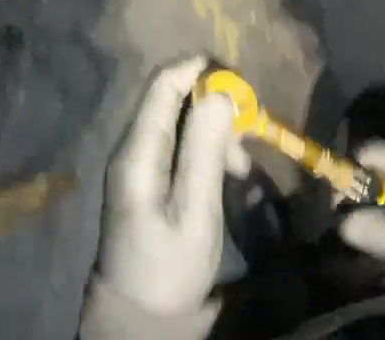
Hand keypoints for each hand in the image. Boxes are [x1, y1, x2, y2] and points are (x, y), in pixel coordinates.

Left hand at [96, 56, 244, 316]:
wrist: (139, 321)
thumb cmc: (168, 266)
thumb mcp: (194, 210)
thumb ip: (204, 148)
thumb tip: (221, 92)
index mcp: (138, 150)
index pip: (164, 83)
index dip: (200, 69)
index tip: (241, 78)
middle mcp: (133, 147)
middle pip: (173, 98)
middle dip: (214, 100)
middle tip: (251, 120)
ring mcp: (140, 163)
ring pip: (181, 121)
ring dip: (215, 127)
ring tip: (245, 155)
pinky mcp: (150, 179)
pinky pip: (180, 144)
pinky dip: (207, 147)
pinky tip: (232, 169)